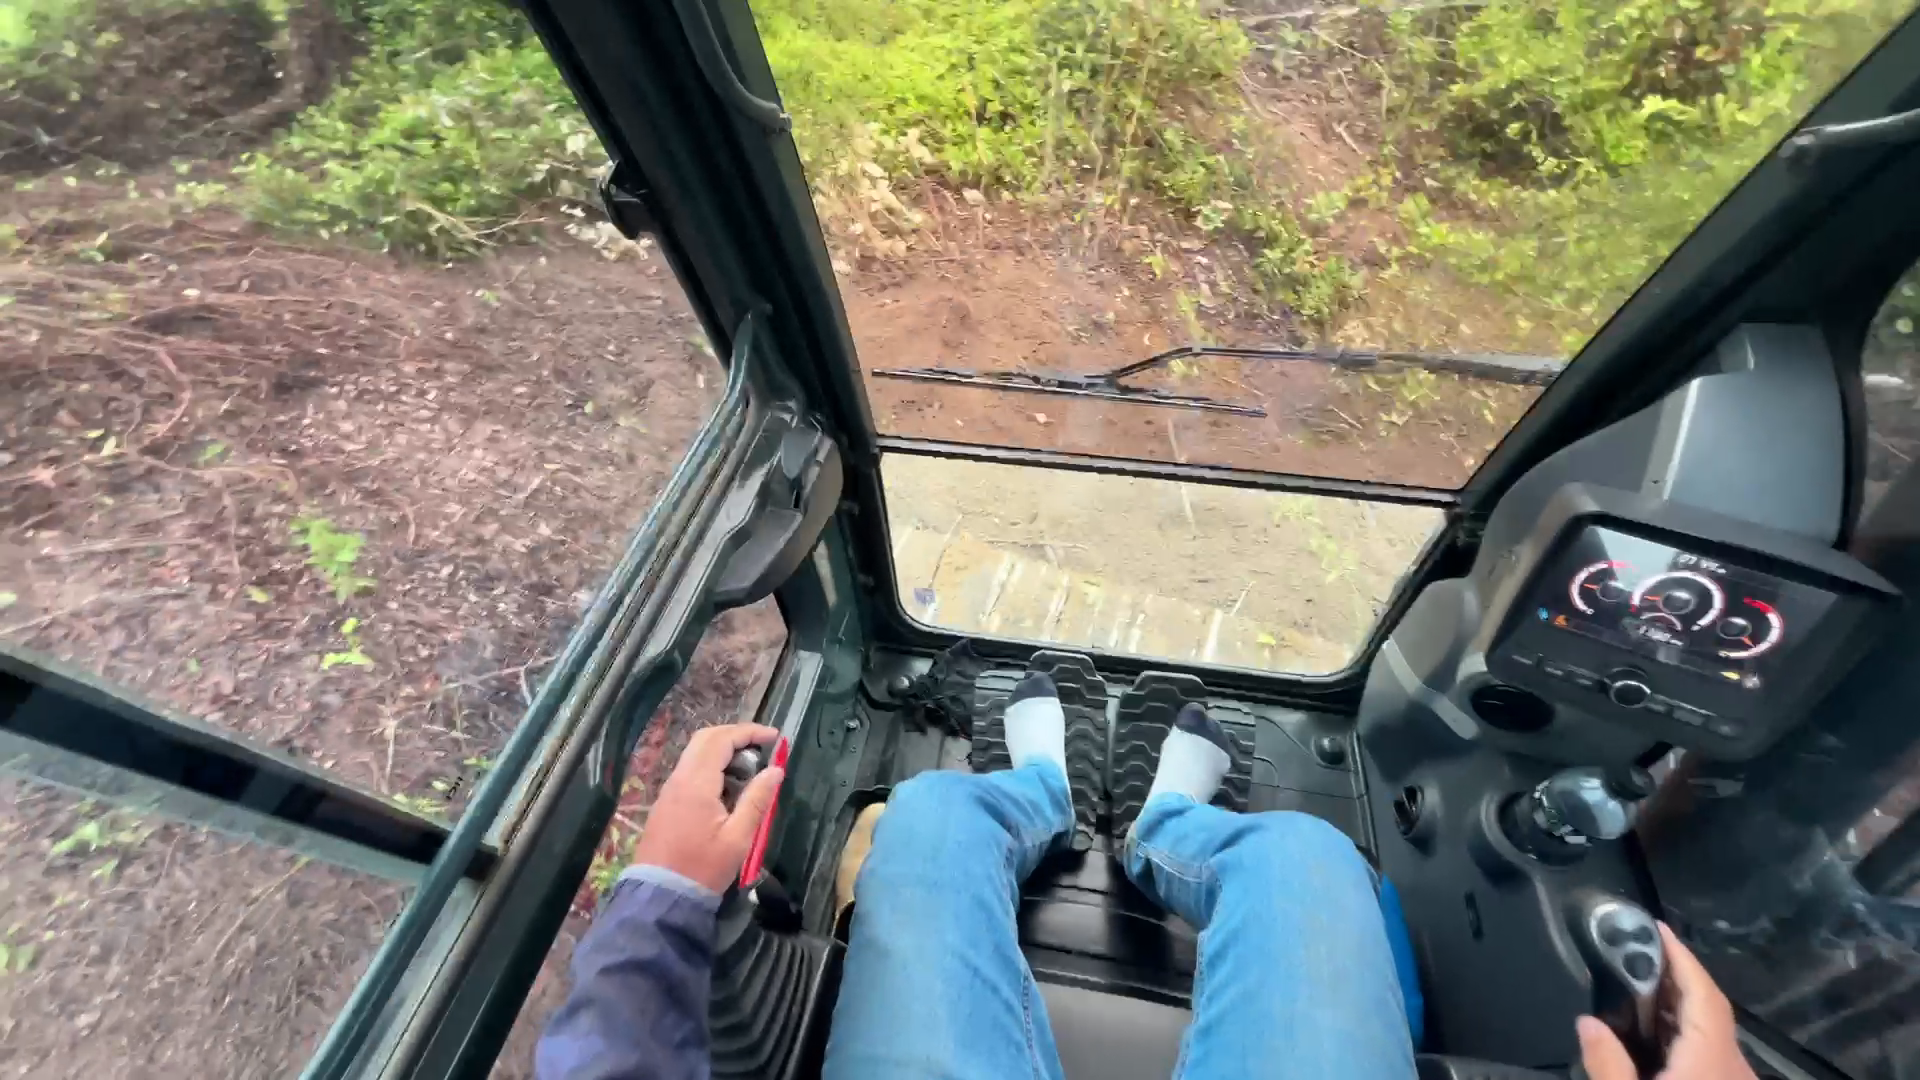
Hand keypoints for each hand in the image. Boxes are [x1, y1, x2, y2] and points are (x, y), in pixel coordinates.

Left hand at [630, 723, 784, 893]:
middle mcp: (678, 780)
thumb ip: (757, 799)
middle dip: (735, 735)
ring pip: (695, 754)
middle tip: (762, 746)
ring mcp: (669, 791)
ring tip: (749, 769)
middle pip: (705, 739)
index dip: (750, 732)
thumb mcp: (738, 837)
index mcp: (696, 784)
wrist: (659, 900)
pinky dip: (712, 766)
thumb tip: (776, 769)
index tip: (775, 737)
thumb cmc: (703, 868)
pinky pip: (689, 771)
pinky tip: (728, 787)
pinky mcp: (666, 804)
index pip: (722, 740)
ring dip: (723, 751)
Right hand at [1577, 923, 1756, 1079]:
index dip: (1684, 959)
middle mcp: (1733, 1071)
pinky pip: (1708, 1053)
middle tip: (1630, 947)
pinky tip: (1650, 1033)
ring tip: (1632, 982)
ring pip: (1711, 1035)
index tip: (1656, 927)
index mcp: (1712, 1065)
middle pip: (1710, 1013)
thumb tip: (1588, 1021)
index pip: (1705, 999)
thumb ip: (1608, 1066)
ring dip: (1676, 1006)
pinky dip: (1680, 1031)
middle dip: (1673, 978)